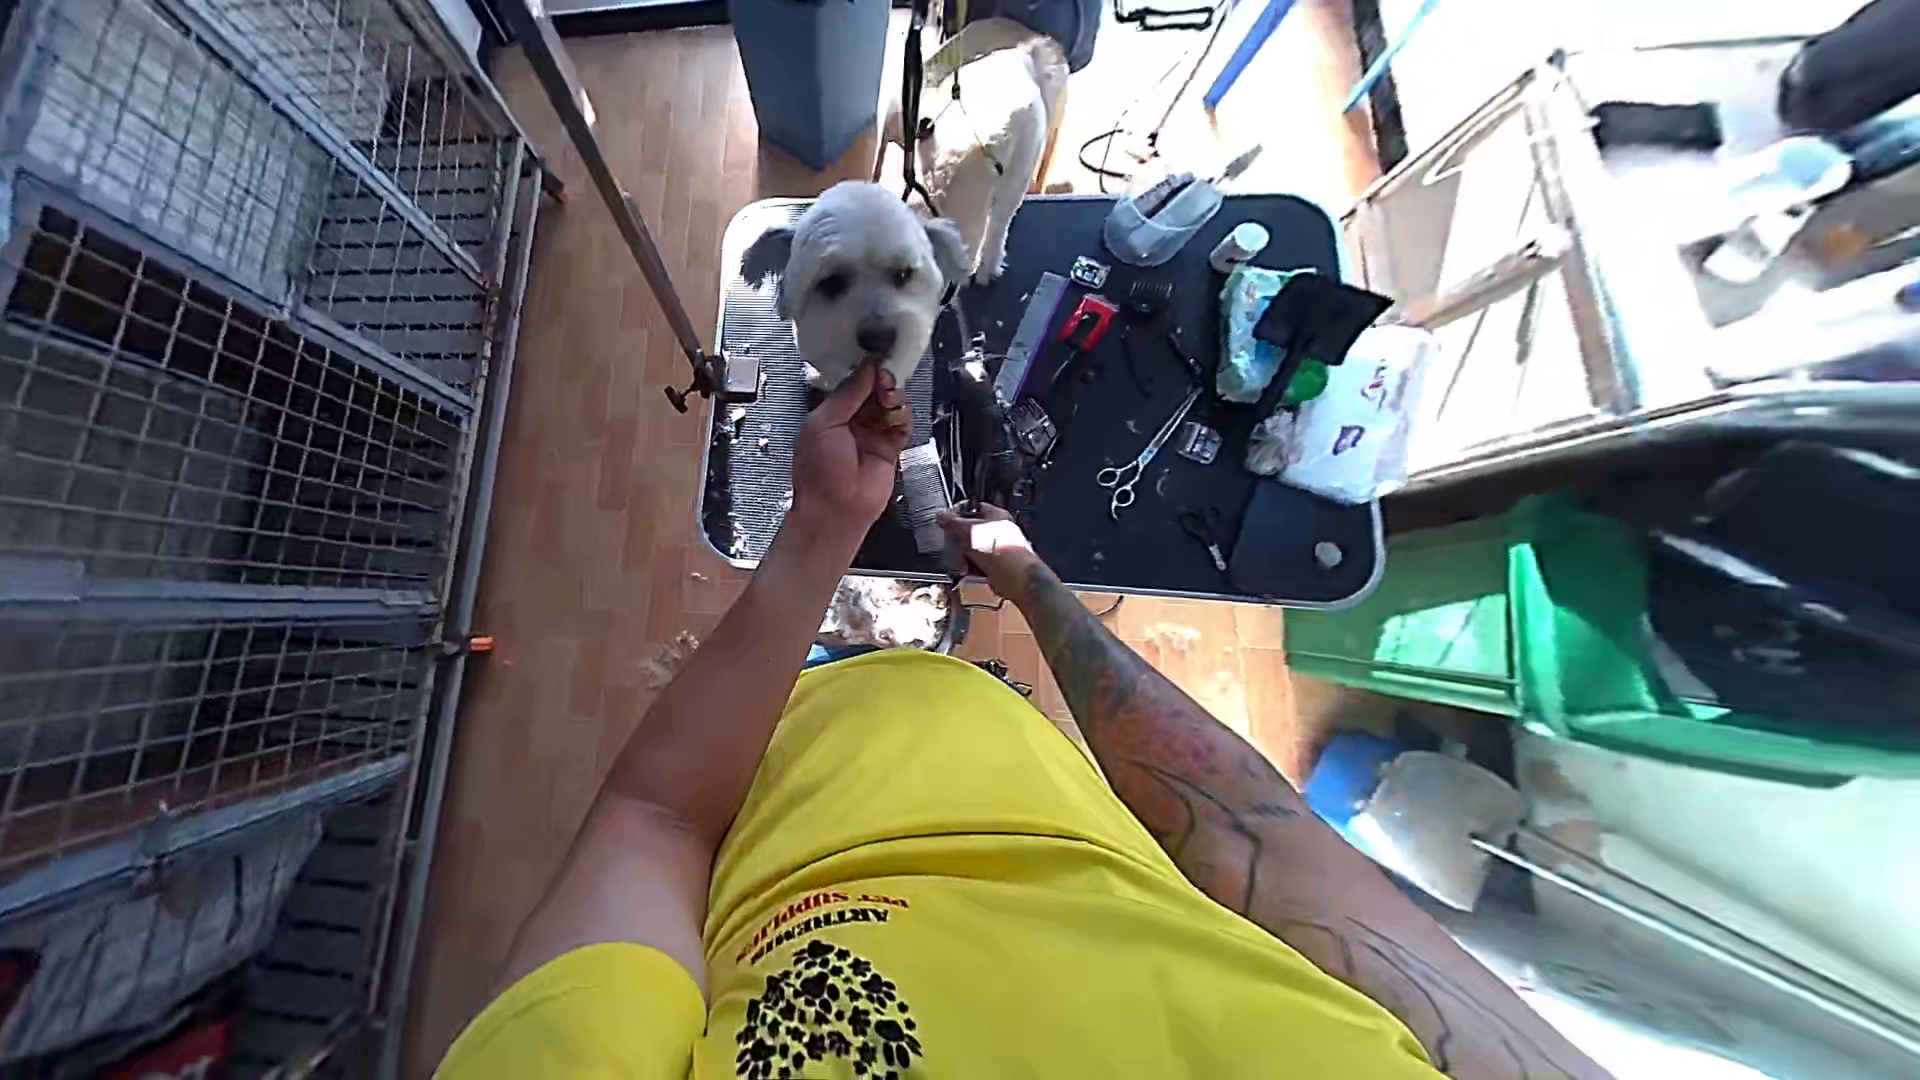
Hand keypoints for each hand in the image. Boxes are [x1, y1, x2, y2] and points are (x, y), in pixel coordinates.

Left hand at [789, 363, 910, 548]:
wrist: (836, 509)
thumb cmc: (819, 474)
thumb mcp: (823, 423)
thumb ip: (847, 394)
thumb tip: (865, 371)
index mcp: (832, 414)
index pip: (854, 383)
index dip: (866, 372)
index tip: (876, 362)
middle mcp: (853, 423)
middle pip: (876, 391)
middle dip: (882, 382)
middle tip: (884, 380)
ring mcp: (872, 436)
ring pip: (892, 405)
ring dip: (893, 398)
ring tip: (888, 400)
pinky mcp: (890, 449)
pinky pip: (902, 424)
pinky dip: (903, 416)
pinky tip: (896, 415)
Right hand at [936, 502, 1045, 601]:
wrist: (1016, 578)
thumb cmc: (1001, 550)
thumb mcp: (970, 531)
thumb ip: (953, 522)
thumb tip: (940, 515)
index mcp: (995, 515)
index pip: (972, 507)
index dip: (957, 513)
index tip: (945, 521)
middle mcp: (997, 531)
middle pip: (970, 530)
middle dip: (959, 539)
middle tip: (953, 543)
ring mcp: (995, 549)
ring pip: (971, 549)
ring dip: (963, 555)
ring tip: (961, 559)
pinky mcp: (993, 565)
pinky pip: (975, 564)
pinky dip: (969, 567)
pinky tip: (967, 569)